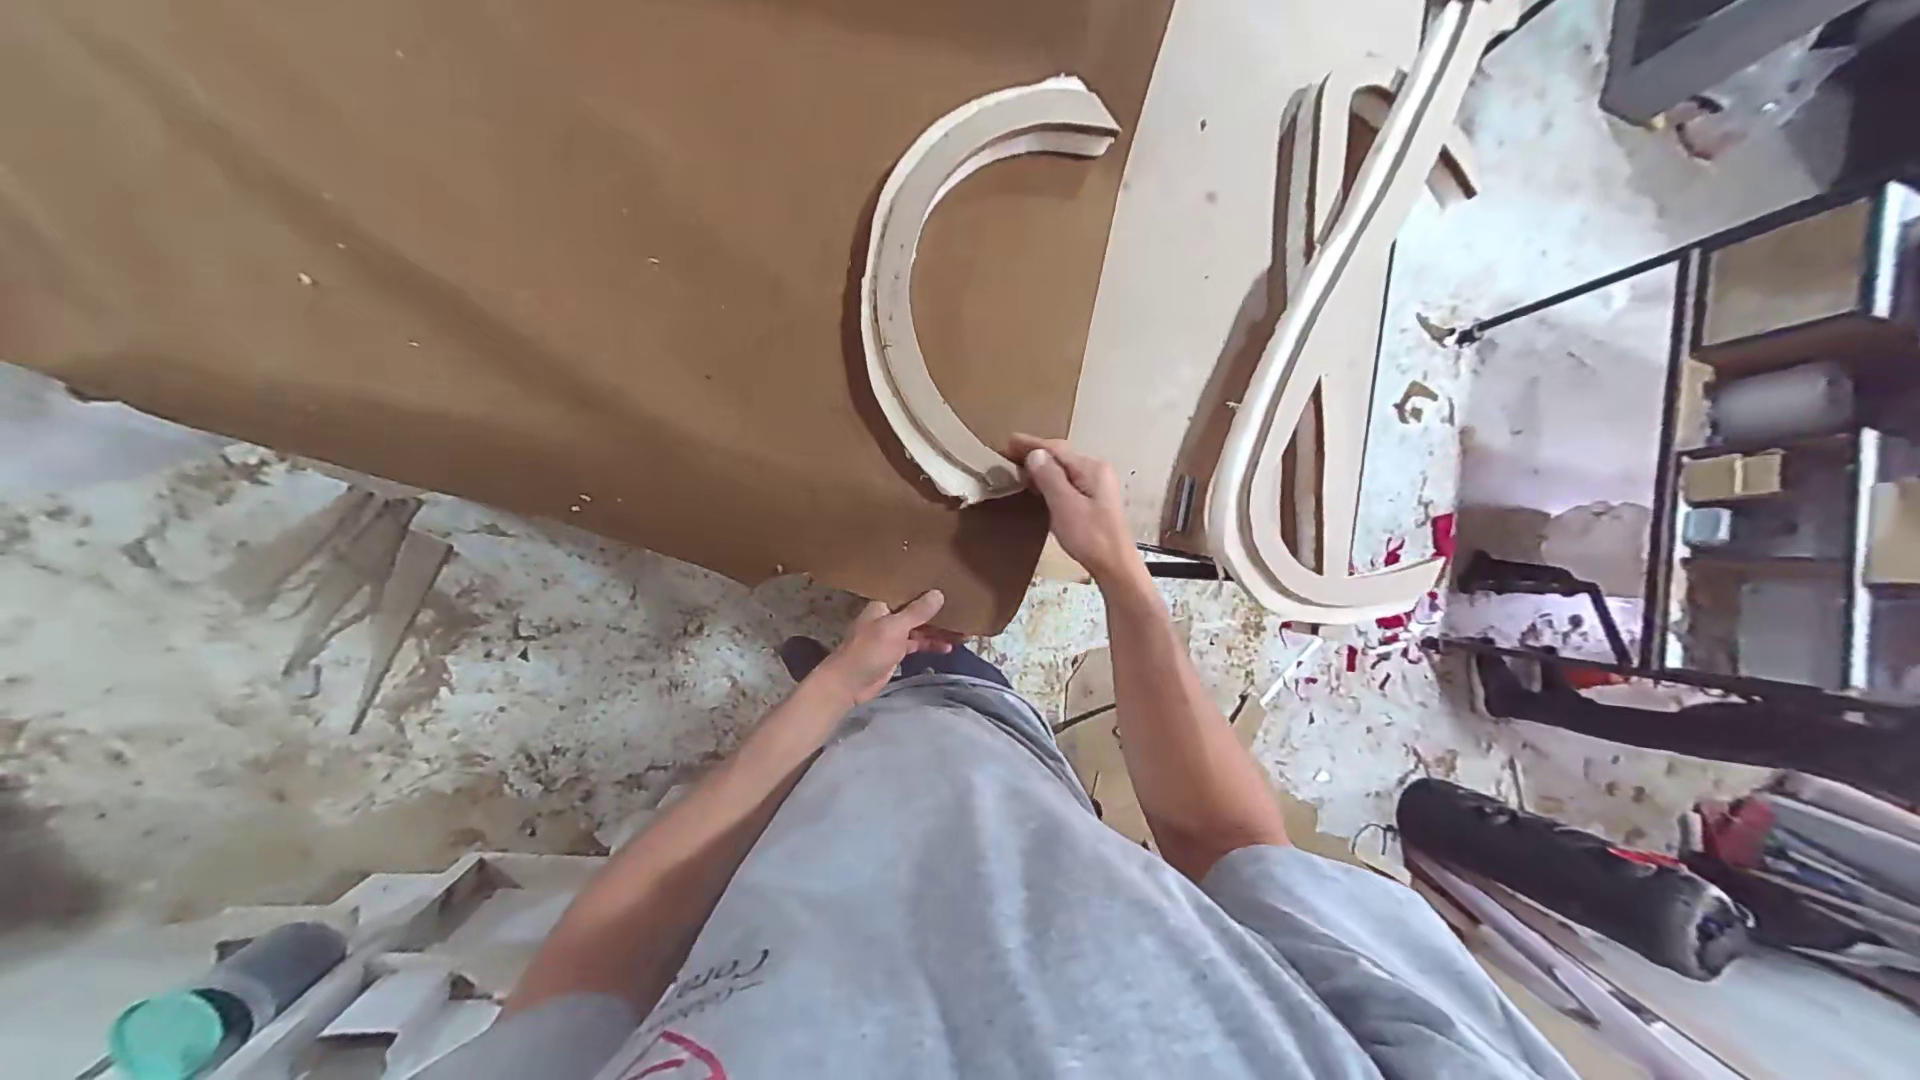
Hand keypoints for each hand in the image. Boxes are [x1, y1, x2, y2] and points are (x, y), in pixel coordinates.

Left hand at [810, 590, 958, 704]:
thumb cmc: (869, 650)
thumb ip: (917, 612)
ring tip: (961, 631)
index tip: (947, 584)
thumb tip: (938, 593)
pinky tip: (948, 647)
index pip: (908, 591)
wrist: (849, 684)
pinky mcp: (895, 652)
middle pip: (916, 610)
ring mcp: (892, 635)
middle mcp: (888, 616)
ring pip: (919, 628)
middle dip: (936, 612)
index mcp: (883, 604)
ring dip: (937, 630)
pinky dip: (930, 644)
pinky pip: (917, 644)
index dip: (926, 589)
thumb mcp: (895, 628)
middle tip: (962, 609)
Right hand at [1010, 434, 1145, 585]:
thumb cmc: (1091, 538)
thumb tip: (1035, 454)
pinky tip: (1040, 488)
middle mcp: (1098, 471)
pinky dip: (1051, 481)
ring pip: (1065, 470)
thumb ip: (1049, 477)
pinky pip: (1069, 482)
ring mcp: (1098, 486)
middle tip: (1009, 456)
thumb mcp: (1065, 506)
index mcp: (1092, 469)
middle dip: (1036, 454)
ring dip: (1043, 469)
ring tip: (1020, 471)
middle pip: (1062, 457)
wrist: (1115, 566)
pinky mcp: (1096, 500)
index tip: (1008, 442)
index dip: (1031, 444)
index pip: (1056, 449)